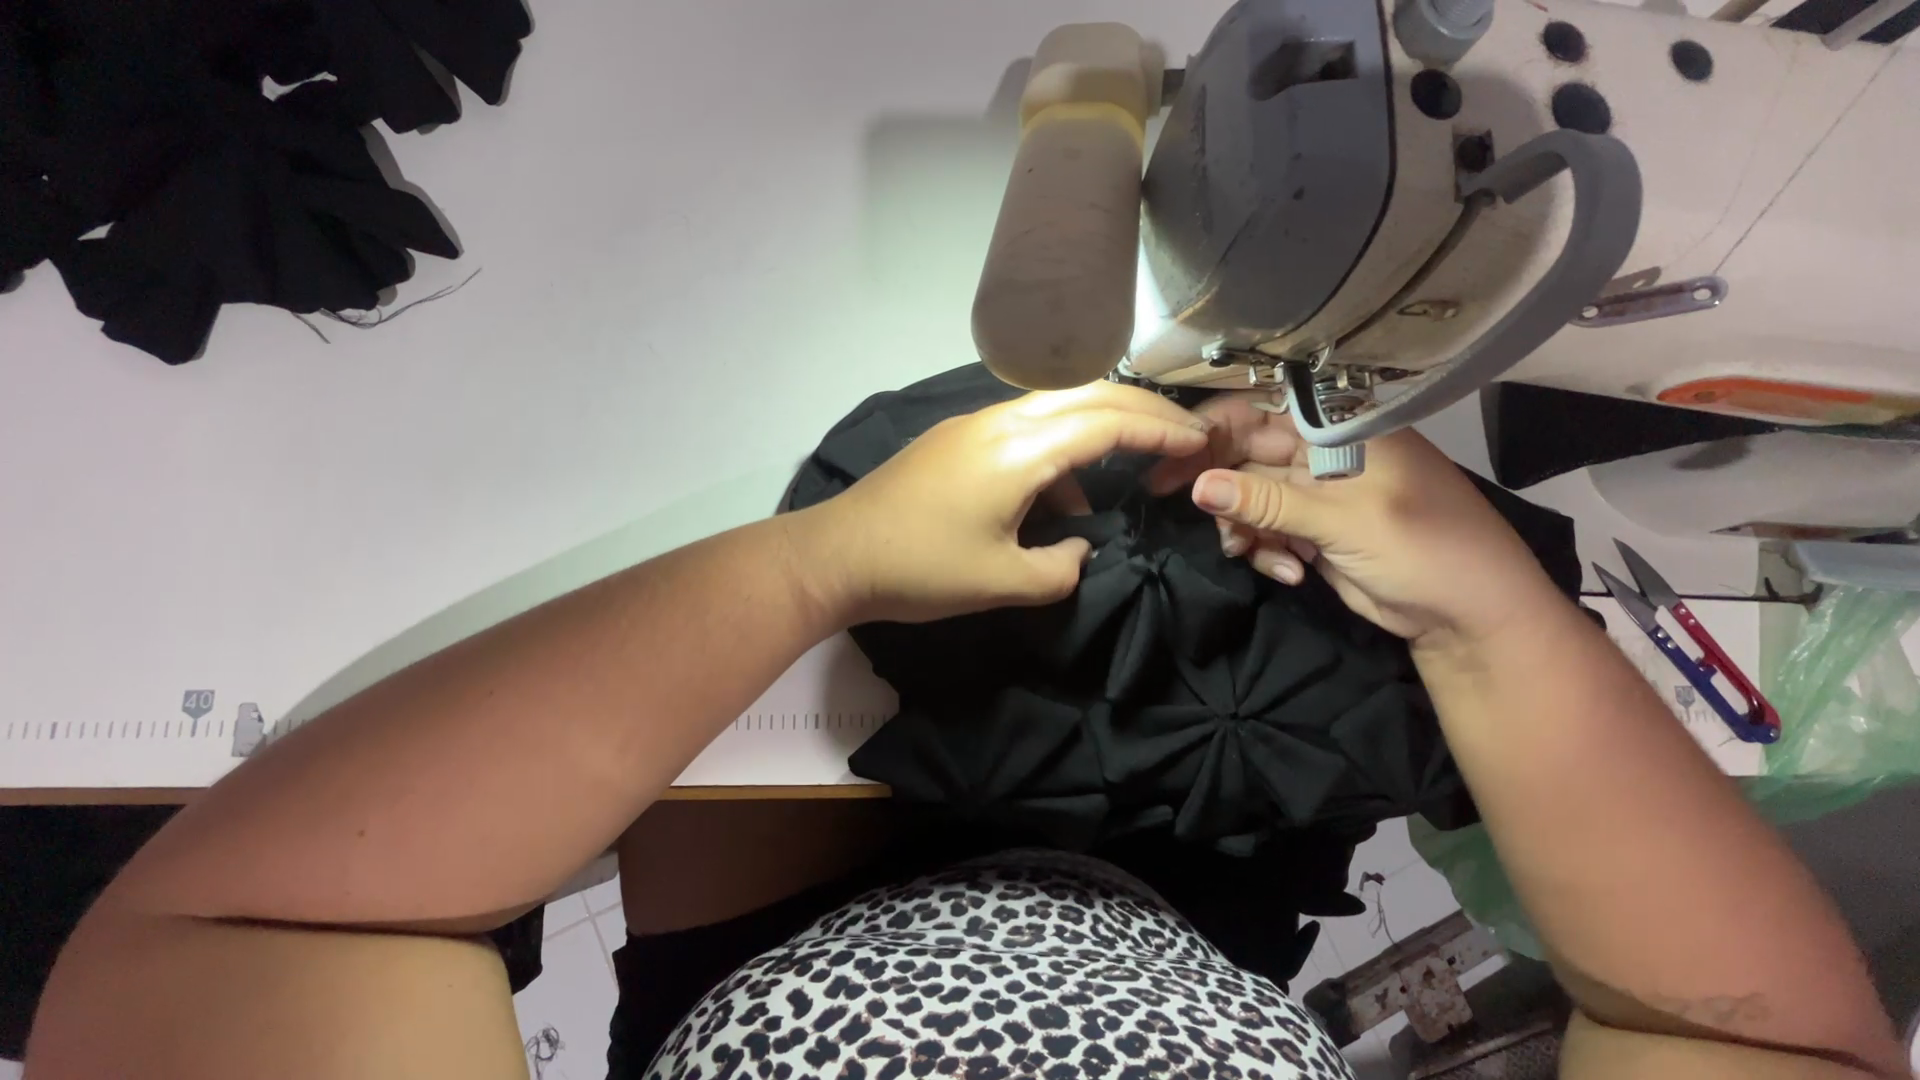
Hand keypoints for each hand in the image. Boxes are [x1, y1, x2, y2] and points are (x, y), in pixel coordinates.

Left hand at [796, 382, 1210, 623]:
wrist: (836, 556)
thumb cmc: (920, 570)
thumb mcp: (1004, 583)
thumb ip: (1063, 567)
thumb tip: (1081, 547)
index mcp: (1019, 449)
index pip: (1108, 422)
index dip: (1160, 429)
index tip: (1199, 442)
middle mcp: (1000, 420)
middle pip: (1087, 395)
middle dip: (1141, 411)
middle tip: (1180, 437)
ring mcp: (973, 424)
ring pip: (1055, 409)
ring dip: (1095, 436)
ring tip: (1117, 485)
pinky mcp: (955, 440)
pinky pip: (1024, 430)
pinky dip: (1056, 454)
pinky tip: (1053, 502)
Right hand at [1145, 393, 1564, 653]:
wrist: (1470, 617)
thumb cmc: (1423, 549)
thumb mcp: (1342, 522)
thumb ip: (1267, 502)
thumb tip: (1196, 487)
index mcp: (1340, 430)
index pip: (1262, 409)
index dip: (1213, 428)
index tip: (1172, 456)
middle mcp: (1323, 454)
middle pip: (1246, 453)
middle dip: (1218, 484)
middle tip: (1182, 506)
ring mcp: (1317, 494)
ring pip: (1249, 496)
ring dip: (1242, 526)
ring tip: (1248, 554)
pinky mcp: (1314, 531)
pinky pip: (1266, 529)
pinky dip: (1265, 549)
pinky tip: (1289, 572)